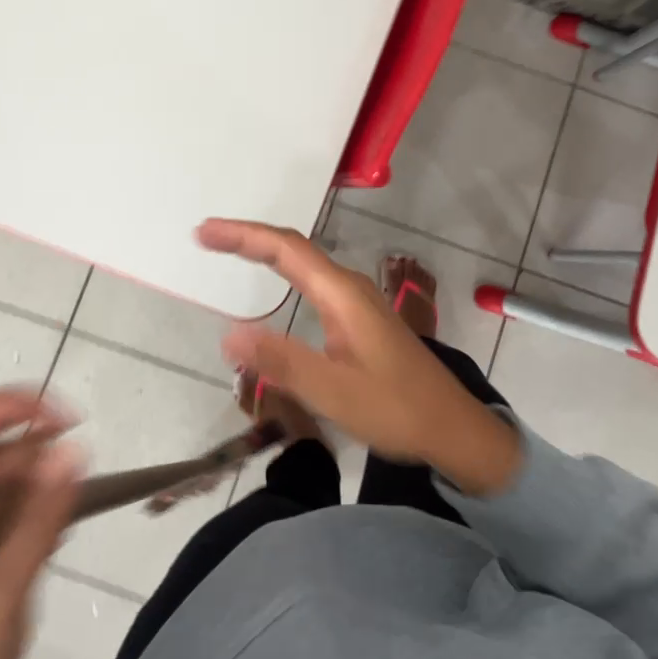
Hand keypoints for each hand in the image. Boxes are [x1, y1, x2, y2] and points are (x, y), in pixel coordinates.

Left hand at [0, 389, 82, 658]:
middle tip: (70, 489)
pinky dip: (36, 509)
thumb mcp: (2, 588)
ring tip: (62, 522)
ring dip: (41, 485)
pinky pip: (7, 505)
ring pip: (4, 474)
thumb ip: (40, 519)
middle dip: (40, 454)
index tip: (69, 422)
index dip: (18, 404)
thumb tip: (75, 448)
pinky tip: (52, 538)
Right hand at [201, 218, 520, 495]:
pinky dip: (284, 274)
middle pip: (294, 250)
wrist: (452, 426)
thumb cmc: (396, 409)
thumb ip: (282, 362)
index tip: (205, 232)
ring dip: (266, 253)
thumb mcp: (334, 392)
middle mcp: (350, 289)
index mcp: (343, 296)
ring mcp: (358, 303)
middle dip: (248, 239)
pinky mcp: (361, 320)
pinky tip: (276, 287)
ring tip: (228, 251)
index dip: (243, 235)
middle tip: (206, 237)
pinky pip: (314, 283)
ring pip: (306, 265)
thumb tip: (228, 335)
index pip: (286, 250)